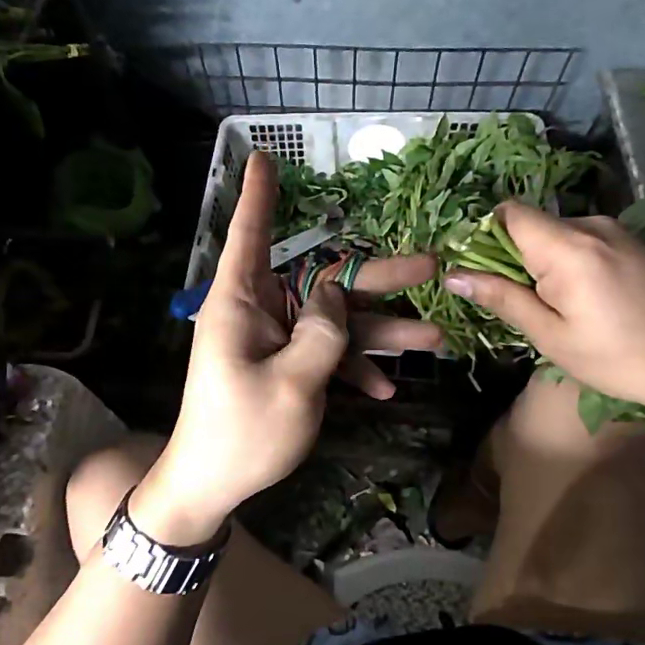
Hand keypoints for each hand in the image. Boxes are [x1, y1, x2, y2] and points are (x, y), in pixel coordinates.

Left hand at [132, 153, 440, 543]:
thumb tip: (335, 294)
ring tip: (432, 339)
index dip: (259, 196)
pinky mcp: (283, 365)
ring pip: (332, 321)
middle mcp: (257, 311)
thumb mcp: (292, 383)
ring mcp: (272, 340)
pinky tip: (384, 389)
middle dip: (374, 279)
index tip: (264, 158)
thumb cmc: (242, 432)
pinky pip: (323, 354)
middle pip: (320, 281)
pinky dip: (351, 368)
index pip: (249, 235)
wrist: (212, 486)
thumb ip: (322, 332)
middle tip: (429, 267)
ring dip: (378, 333)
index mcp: (240, 302)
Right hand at [441, 202, 644, 422]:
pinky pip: (580, 244)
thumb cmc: (627, 358)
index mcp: (567, 246)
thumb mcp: (554, 337)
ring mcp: (615, 232)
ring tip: (553, 311)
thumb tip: (454, 275)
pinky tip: (582, 305)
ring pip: (554, 236)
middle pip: (530, 224)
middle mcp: (590, 226)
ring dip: (539, 265)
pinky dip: (565, 267)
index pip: (507, 212)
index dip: (484, 236)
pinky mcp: (631, 244)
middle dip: (511, 257)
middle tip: (516, 305)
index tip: (478, 273)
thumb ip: (502, 299)